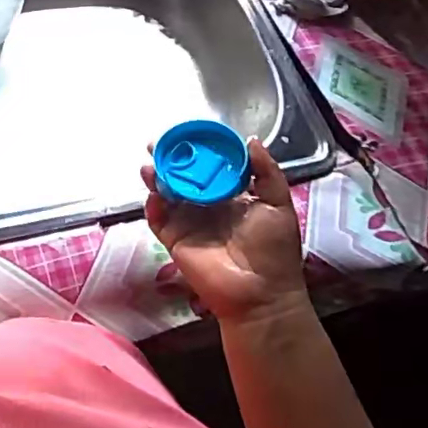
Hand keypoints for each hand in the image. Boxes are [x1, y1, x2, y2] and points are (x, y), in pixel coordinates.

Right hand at [141, 137, 308, 326]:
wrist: (262, 294)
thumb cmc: (274, 250)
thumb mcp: (278, 205)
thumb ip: (266, 172)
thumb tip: (250, 140)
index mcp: (228, 194)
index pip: (207, 165)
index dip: (195, 148)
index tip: (185, 133)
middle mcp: (204, 204)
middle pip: (180, 175)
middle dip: (166, 158)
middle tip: (156, 144)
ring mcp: (186, 220)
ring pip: (164, 192)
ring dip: (155, 177)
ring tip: (150, 166)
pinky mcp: (173, 238)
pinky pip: (157, 218)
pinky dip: (152, 204)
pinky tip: (154, 194)